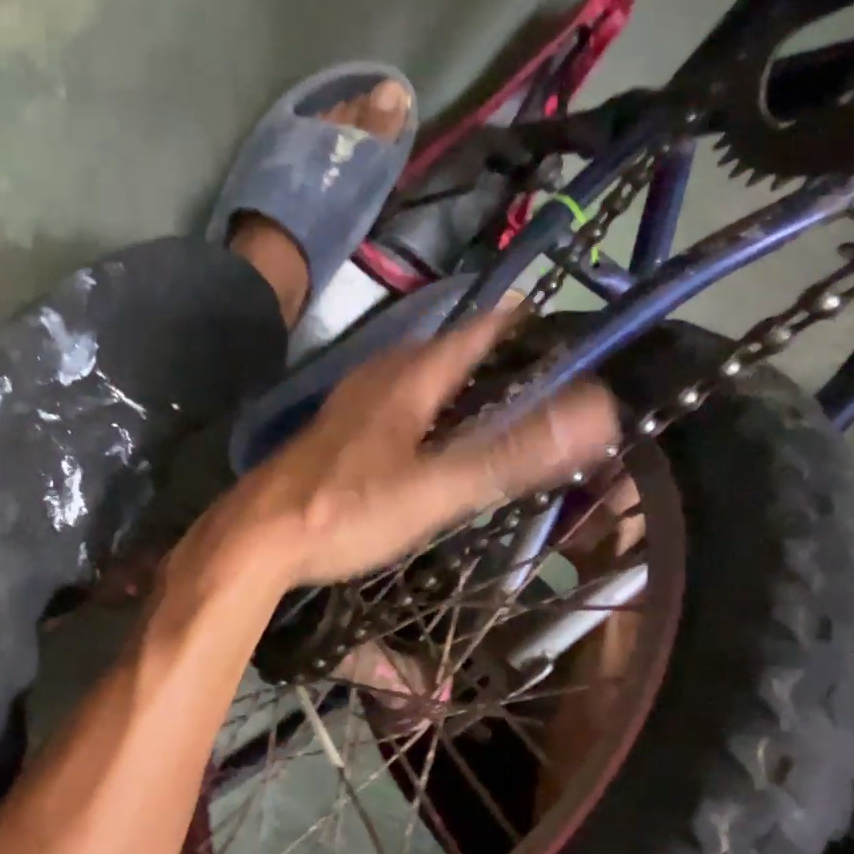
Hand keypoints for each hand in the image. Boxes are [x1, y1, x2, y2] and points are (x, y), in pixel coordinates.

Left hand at [196, 307, 621, 589]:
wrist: (254, 537)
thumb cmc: (344, 512)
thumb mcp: (435, 489)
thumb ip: (510, 453)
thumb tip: (600, 408)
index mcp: (403, 383)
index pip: (469, 335)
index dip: (509, 323)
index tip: (548, 316)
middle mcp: (370, 383)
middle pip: (433, 352)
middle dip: (477, 350)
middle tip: (520, 360)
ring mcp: (341, 409)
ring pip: (402, 377)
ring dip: (440, 378)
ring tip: (476, 393)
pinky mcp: (323, 437)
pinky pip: (380, 404)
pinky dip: (410, 406)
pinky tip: (412, 435)